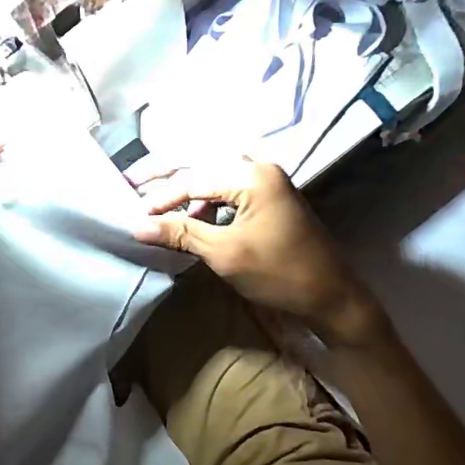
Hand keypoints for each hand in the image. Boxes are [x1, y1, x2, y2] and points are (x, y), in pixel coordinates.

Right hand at [132, 158, 387, 346]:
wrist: (331, 297)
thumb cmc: (279, 274)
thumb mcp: (224, 254)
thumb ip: (181, 233)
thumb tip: (138, 226)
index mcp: (253, 175)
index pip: (194, 178)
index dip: (162, 198)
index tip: (136, 216)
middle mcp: (261, 169)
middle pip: (203, 167)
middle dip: (169, 179)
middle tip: (133, 182)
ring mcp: (269, 183)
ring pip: (216, 179)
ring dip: (188, 194)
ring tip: (161, 211)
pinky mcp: (271, 200)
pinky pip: (230, 192)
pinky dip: (208, 203)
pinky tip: (193, 219)